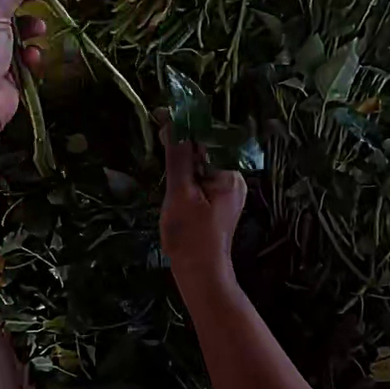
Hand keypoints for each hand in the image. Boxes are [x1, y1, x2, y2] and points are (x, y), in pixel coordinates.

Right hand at [159, 127, 246, 285]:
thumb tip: (173, 124)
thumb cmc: (190, 236)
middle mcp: (233, 180)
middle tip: (157, 128)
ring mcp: (226, 193)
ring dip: (182, 155)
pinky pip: (200, 179)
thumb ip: (178, 158)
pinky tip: (170, 172)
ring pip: (202, 164)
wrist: (199, 274)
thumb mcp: (180, 194)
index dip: (186, 124)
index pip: (208, 139)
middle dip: (183, 138)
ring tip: (160, 144)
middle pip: (206, 149)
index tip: (162, 114)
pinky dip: (185, 172)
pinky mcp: (216, 203)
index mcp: (230, 175)